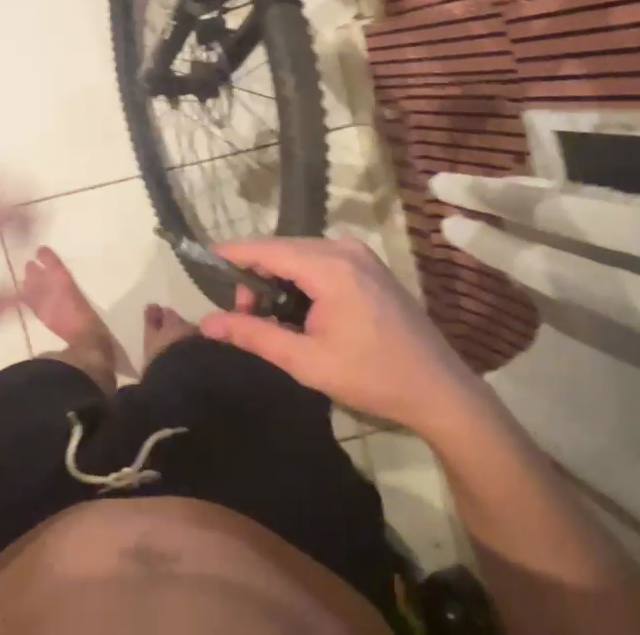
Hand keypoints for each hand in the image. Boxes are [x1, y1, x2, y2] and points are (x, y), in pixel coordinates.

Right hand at [198, 236, 486, 433]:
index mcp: (328, 266)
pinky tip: (299, 311)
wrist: (440, 391)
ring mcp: (361, 255)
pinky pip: (320, 260)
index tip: (199, 263)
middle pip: (280, 248)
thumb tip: (206, 323)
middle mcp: (344, 249)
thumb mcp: (304, 361)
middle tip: (243, 315)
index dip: (229, 255)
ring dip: (277, 278)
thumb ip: (253, 335)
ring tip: (270, 318)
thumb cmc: (371, 376)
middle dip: (254, 276)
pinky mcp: (370, 267)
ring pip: (299, 254)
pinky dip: (300, 278)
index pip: (264, 249)